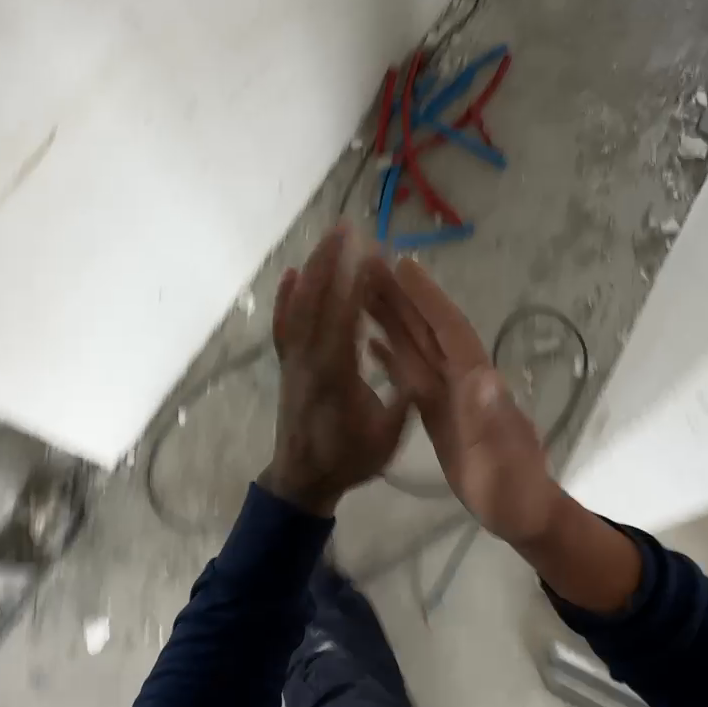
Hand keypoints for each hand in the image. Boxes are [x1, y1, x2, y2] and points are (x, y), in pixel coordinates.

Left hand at [261, 228, 409, 516]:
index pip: (344, 319)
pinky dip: (286, 297)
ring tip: (328, 238)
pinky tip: (291, 273)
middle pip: (317, 301)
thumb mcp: (386, 436)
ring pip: (299, 306)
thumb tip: (424, 367)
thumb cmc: (349, 459)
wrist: (302, 479)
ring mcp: (294, 359)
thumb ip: (402, 401)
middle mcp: (309, 359)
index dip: (354, 284)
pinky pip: (283, 325)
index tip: (368, 251)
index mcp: (336, 375)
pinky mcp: (287, 363)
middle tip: (346, 227)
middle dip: (331, 261)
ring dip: (313, 269)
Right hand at [366, 259, 564, 545]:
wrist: (523, 515)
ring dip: (392, 316)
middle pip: (429, 328)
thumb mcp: (503, 460)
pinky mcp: (438, 410)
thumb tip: (483, 376)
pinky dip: (391, 353)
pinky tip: (370, 340)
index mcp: (477, 382)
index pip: (451, 331)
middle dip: (402, 296)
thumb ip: (492, 420)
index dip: (428, 298)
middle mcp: (462, 378)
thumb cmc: (515, 491)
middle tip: (369, 264)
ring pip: (417, 345)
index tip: (404, 264)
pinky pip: (411, 373)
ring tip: (361, 290)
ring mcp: (449, 393)